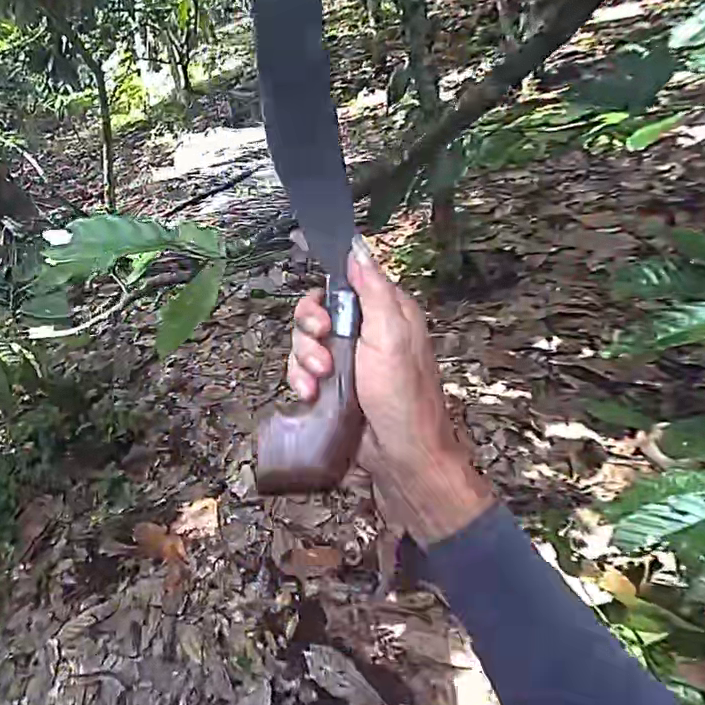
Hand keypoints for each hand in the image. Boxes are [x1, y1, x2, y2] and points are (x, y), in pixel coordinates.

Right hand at [286, 239, 495, 542]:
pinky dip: (301, 381)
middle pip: (316, 311)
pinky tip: (311, 395)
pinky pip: (301, 370)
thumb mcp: (391, 335)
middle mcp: (364, 331)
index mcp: (386, 312)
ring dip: (304, 360)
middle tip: (323, 344)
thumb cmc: (403, 396)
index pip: (345, 282)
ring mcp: (346, 359)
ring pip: (304, 342)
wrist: (399, 455)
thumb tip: (356, 250)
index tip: (320, 313)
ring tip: (319, 380)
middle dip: (310, 330)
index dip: (325, 293)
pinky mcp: (331, 384)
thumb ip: (373, 290)